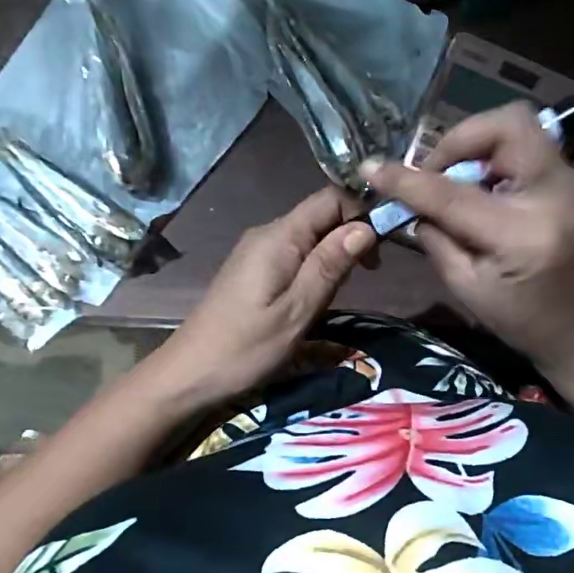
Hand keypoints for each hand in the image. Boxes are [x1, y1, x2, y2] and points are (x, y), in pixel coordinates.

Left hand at [144, 186, 373, 406]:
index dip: (362, 213)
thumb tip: (366, 227)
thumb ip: (330, 266)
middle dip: (350, 237)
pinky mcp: (252, 270)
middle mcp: (267, 233)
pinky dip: (314, 268)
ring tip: (342, 292)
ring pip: (309, 237)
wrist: (190, 373)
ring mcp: (256, 251)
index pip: (330, 198)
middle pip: (320, 216)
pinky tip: (316, 297)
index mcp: (280, 236)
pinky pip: (293, 254)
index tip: (383, 248)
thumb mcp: (298, 310)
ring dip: (333, 256)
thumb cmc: (247, 347)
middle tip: (367, 276)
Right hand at [363, 102, 573, 377]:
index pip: (454, 194)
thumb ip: (435, 237)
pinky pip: (526, 146)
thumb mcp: (464, 287)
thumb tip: (410, 200)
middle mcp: (554, 195)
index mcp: (523, 235)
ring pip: (519, 126)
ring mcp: (570, 181)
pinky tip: (481, 188)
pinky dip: (493, 157)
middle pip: (509, 124)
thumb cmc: (518, 318)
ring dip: (476, 146)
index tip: (371, 169)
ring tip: (456, 180)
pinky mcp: (570, 178)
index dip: (407, 180)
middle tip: (436, 171)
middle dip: (459, 138)